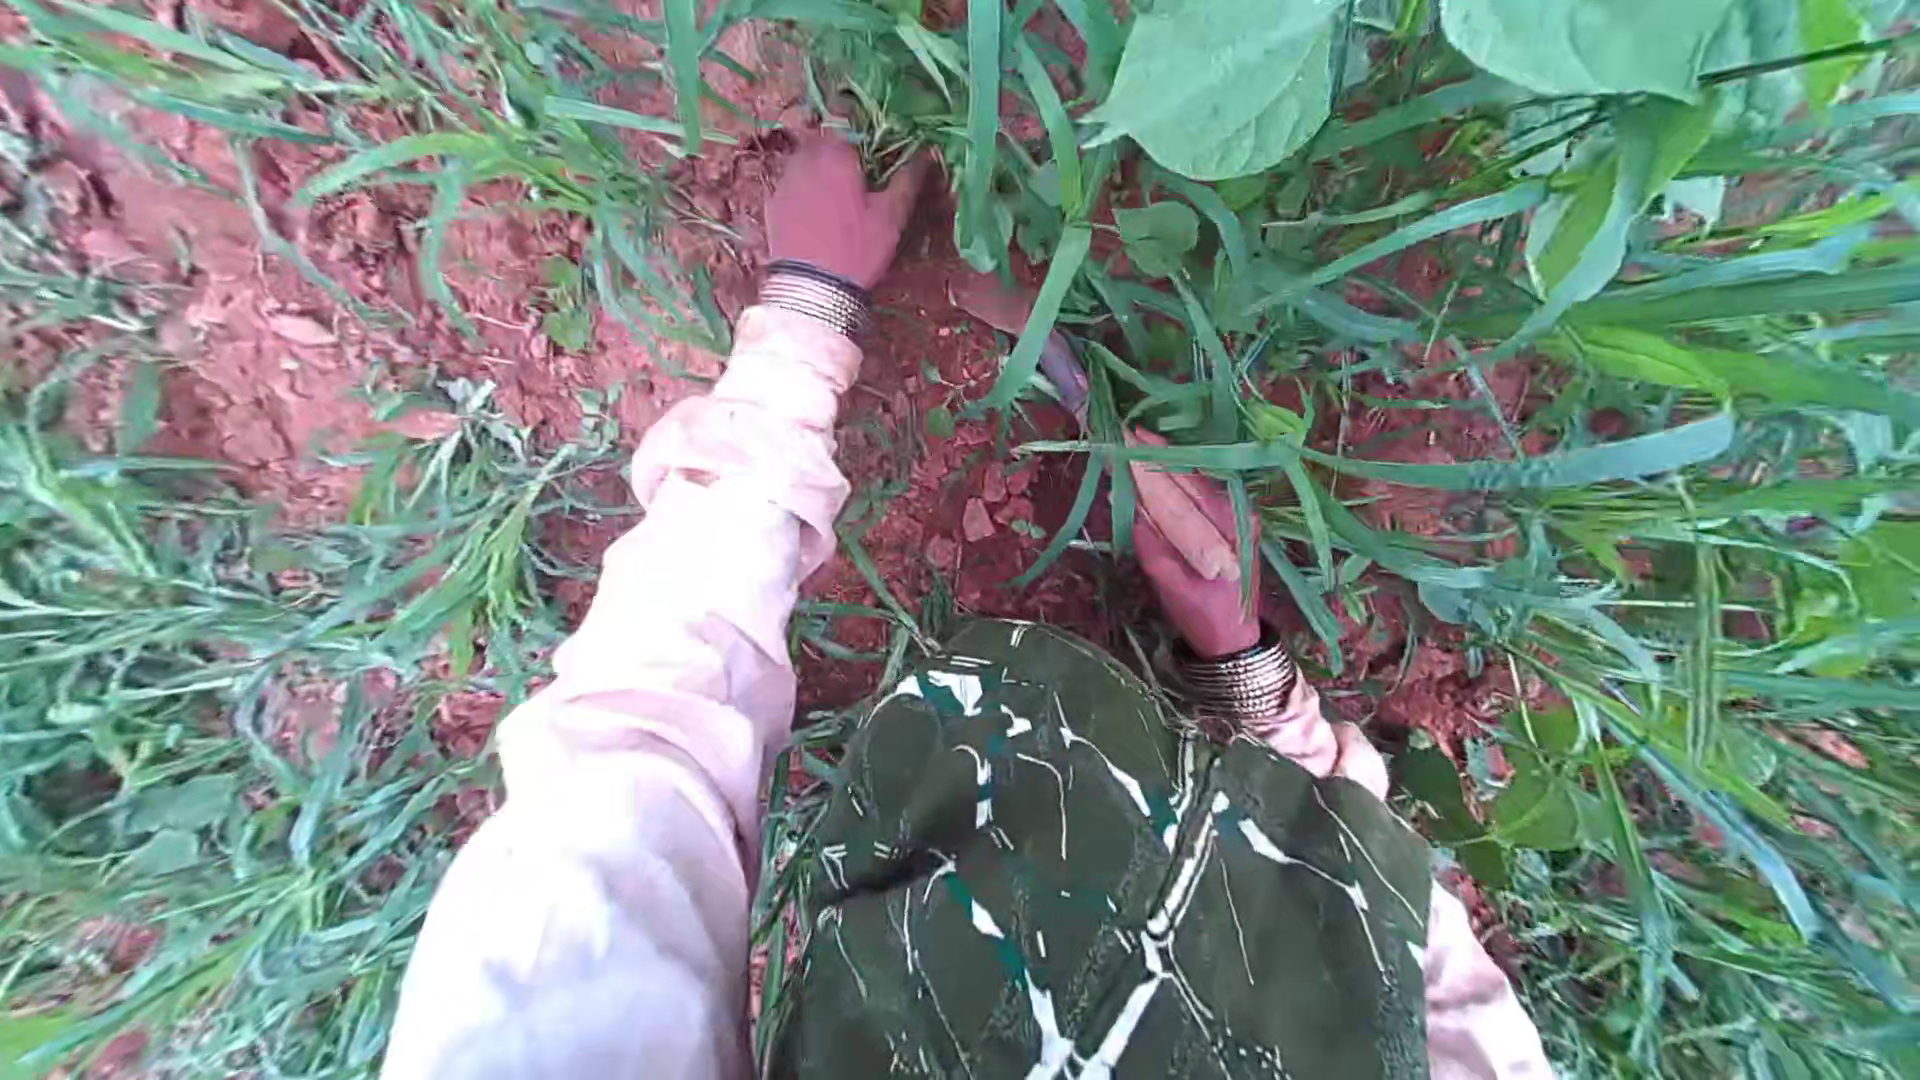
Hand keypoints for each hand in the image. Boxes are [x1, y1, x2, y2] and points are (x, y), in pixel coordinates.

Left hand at [766, 134, 927, 288]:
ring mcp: (784, 181)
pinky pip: (791, 191)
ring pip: (806, 167)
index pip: (850, 128)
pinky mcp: (771, 206)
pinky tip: (815, 223)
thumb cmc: (856, 251)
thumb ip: (907, 181)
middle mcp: (804, 158)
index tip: (873, 167)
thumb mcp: (890, 218)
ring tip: (835, 209)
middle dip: (839, 161)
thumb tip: (926, 154)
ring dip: (820, 178)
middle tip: (856, 191)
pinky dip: (803, 199)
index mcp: (836, 154)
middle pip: (825, 146)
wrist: (812, 289)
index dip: (864, 146)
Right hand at [1130, 429, 1260, 658]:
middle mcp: (1237, 513)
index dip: (1151, 463)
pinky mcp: (1234, 517)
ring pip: (1198, 477)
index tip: (1126, 441)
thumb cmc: (1199, 615)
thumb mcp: (1168, 583)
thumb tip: (1131, 505)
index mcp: (1224, 529)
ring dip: (1166, 459)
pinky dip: (1178, 474)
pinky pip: (1202, 487)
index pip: (1181, 485)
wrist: (1234, 638)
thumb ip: (1151, 544)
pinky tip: (1160, 463)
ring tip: (1137, 442)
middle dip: (1156, 453)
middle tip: (1125, 433)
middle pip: (1191, 474)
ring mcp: (1239, 513)